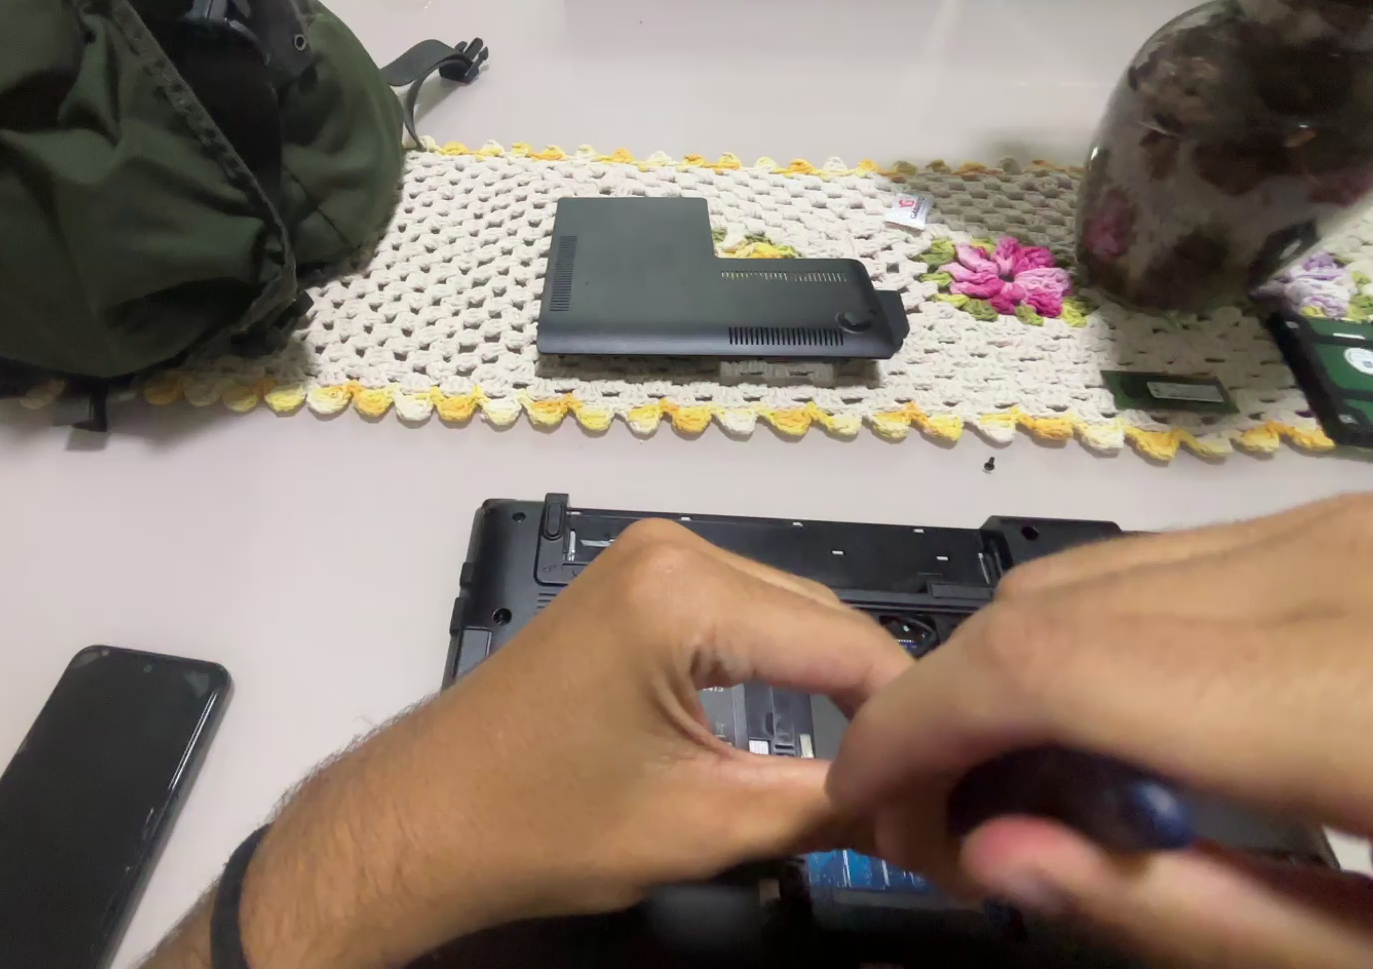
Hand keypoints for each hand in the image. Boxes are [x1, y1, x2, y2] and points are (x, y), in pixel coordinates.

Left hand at [230, 518, 911, 967]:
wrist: (429, 809)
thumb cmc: (543, 823)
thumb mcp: (700, 823)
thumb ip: (825, 807)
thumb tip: (919, 814)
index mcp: (685, 593)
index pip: (844, 645)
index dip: (907, 723)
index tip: (943, 793)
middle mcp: (674, 548)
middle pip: (818, 618)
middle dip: (871, 698)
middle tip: (913, 783)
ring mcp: (652, 555)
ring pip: (783, 609)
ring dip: (828, 677)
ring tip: (867, 754)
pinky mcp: (637, 576)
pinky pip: (738, 607)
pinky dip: (776, 656)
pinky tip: (801, 706)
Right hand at [828, 494, 1372, 967]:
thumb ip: (1196, 925)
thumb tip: (991, 857)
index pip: (1052, 668)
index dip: (920, 727)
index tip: (862, 797)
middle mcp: (1338, 557)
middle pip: (1040, 612)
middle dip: (951, 714)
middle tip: (948, 825)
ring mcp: (1339, 520)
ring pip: (1071, 583)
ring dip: (1009, 683)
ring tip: (1031, 785)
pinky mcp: (1335, 522)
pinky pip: (1134, 575)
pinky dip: (1078, 653)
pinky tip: (1119, 733)